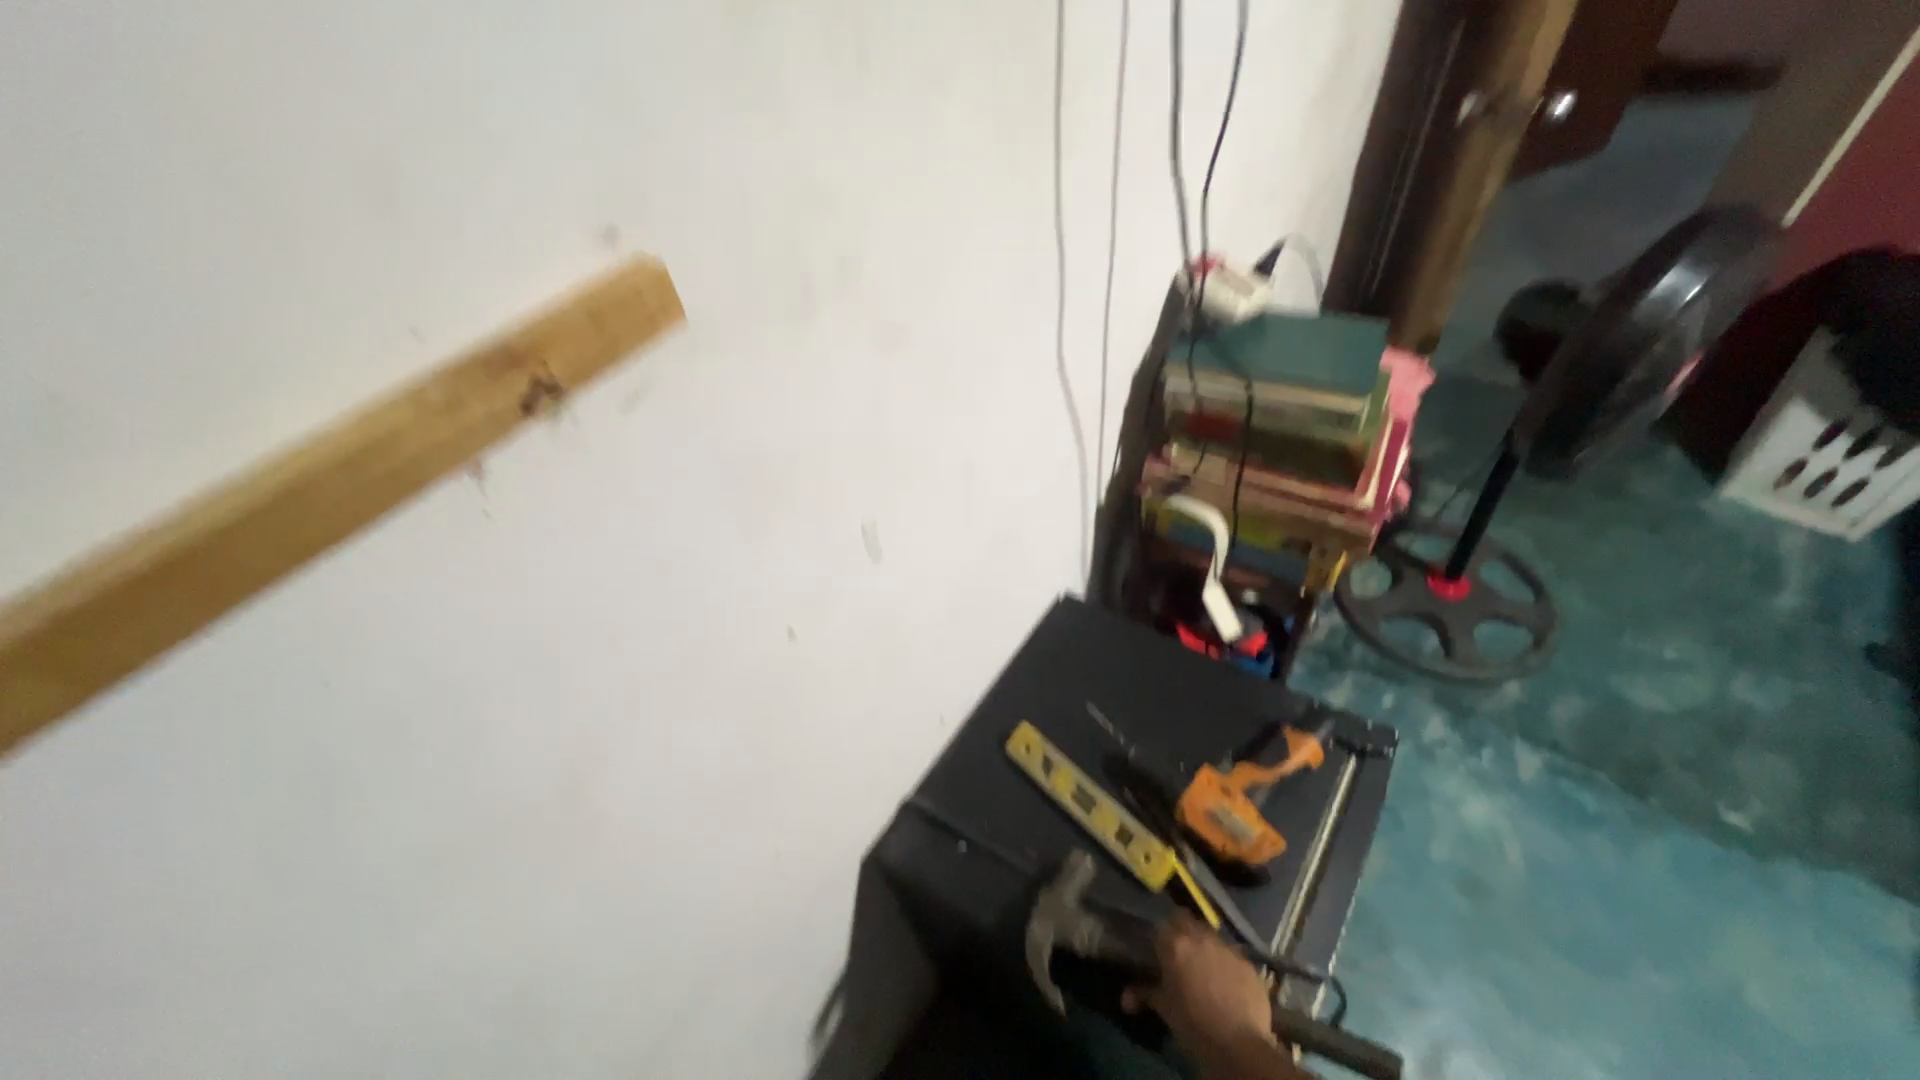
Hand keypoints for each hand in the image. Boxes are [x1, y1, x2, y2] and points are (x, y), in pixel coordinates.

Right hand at [1122, 912, 1274, 1052]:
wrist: (1238, 1045)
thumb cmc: (1192, 1023)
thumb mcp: (1164, 1008)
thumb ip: (1144, 994)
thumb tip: (1125, 999)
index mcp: (1175, 944)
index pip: (1161, 924)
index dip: (1159, 935)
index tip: (1157, 949)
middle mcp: (1202, 938)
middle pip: (1187, 921)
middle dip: (1182, 932)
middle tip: (1178, 954)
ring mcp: (1229, 949)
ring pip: (1212, 936)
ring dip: (1205, 946)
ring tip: (1204, 968)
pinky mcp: (1249, 965)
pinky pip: (1233, 956)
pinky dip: (1226, 964)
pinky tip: (1227, 984)